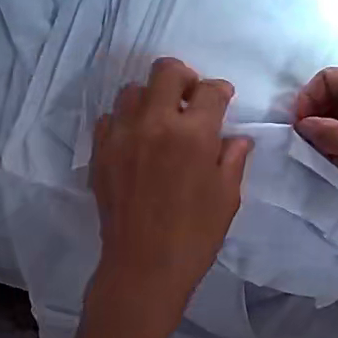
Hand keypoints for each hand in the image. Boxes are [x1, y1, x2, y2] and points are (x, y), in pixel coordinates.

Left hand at [88, 57, 251, 334]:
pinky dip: (124, 121)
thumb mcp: (227, 197)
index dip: (220, 91)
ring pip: (133, 90)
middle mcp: (156, 123)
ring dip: (150, 98)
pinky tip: (135, 141)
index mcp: (194, 134)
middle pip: (166, 71)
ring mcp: (123, 135)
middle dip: (184, 77)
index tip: (221, 100)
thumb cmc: (194, 235)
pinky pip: (109, 118)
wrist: (143, 266)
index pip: (210, 89)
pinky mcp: (100, 151)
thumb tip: (237, 138)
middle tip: (189, 98)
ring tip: (159, 121)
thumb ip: (233, 158)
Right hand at [293, 66, 337, 213]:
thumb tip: (300, 126)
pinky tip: (336, 160)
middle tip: (305, 145)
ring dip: (328, 133)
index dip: (308, 99)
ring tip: (319, 155)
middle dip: (316, 117)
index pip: (328, 79)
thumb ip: (329, 133)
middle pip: (334, 95)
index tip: (298, 128)